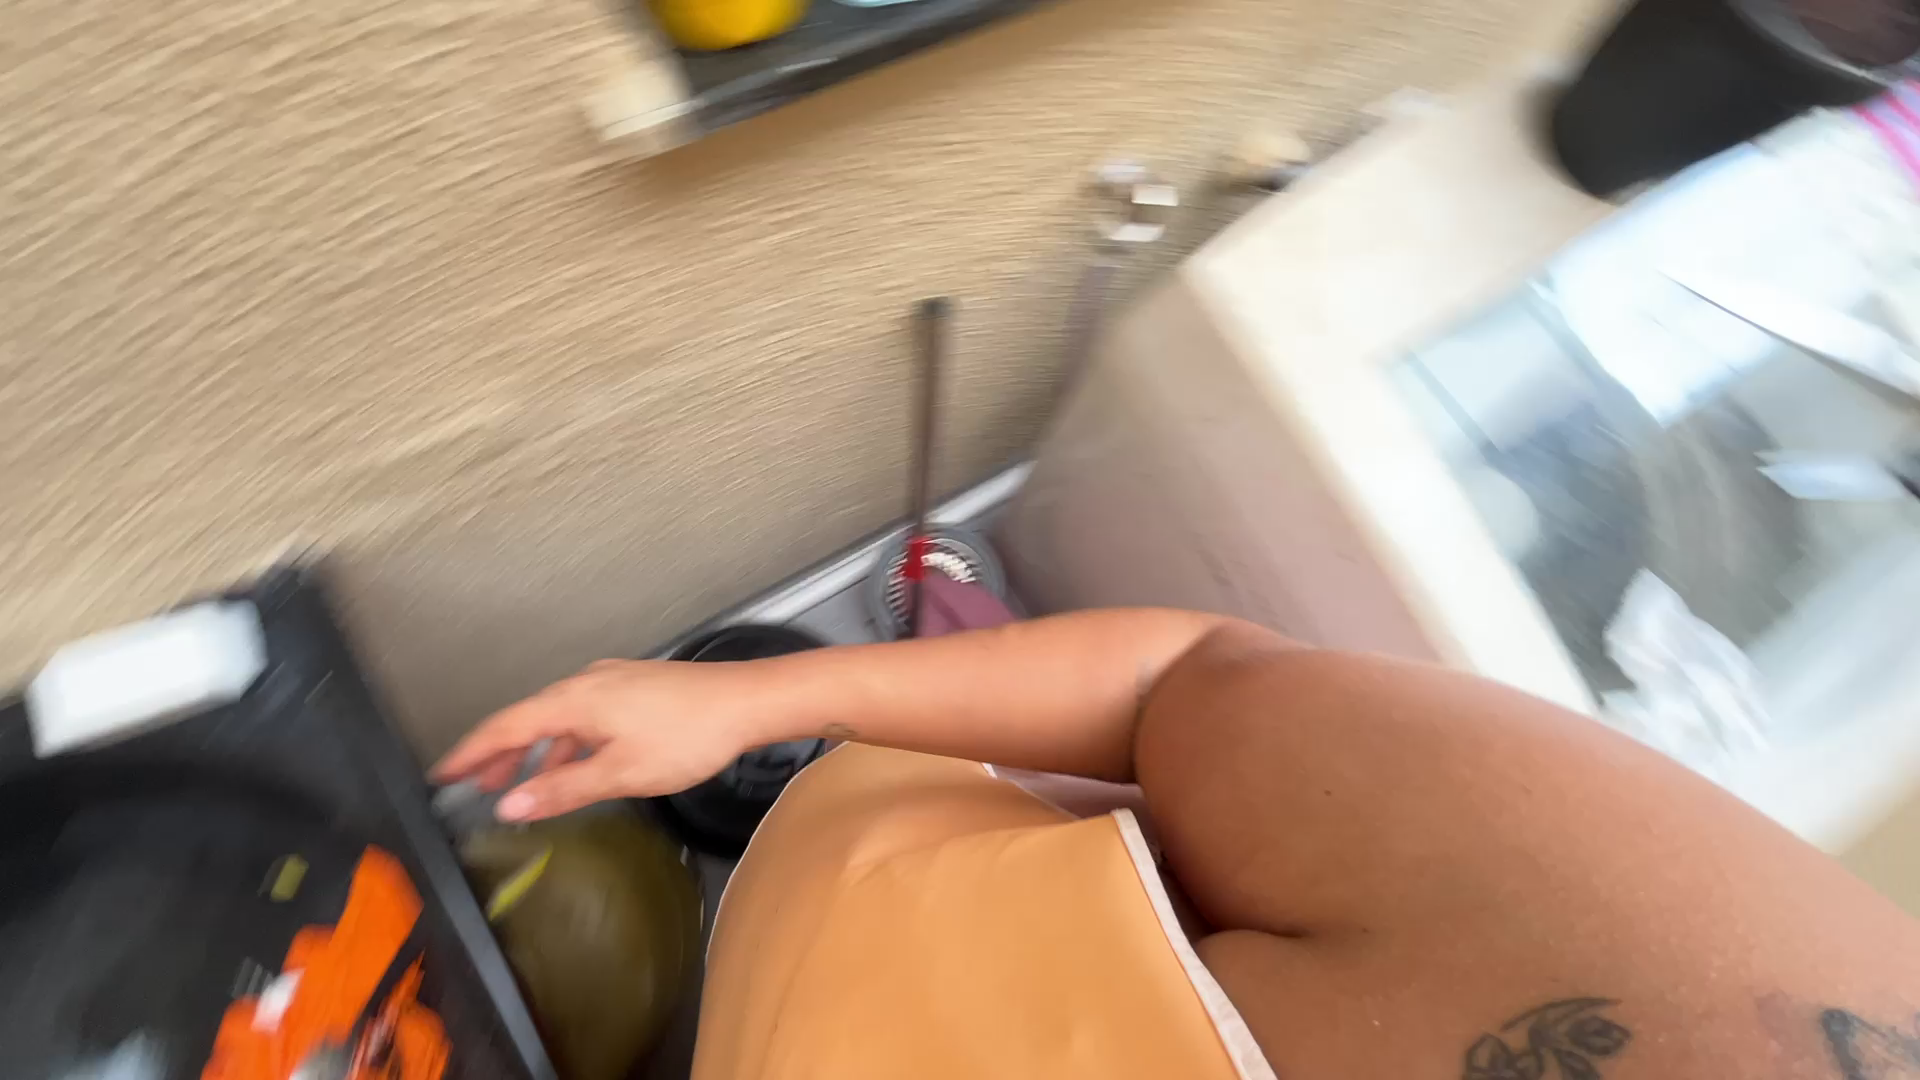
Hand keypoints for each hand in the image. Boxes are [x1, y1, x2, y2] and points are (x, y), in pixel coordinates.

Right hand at [431, 659, 772, 821]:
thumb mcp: (621, 772)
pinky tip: (579, 764)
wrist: (749, 701)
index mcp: (576, 699)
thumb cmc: (690, 734)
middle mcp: (591, 682)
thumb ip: (564, 788)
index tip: (441, 773)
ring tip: (523, 783)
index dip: (471, 752)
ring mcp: (618, 681)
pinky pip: (590, 714)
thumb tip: (511, 803)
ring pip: (562, 716)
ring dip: (540, 749)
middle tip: (476, 786)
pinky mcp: (640, 687)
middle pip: (531, 717)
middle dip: (501, 753)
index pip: (506, 725)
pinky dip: (572, 740)